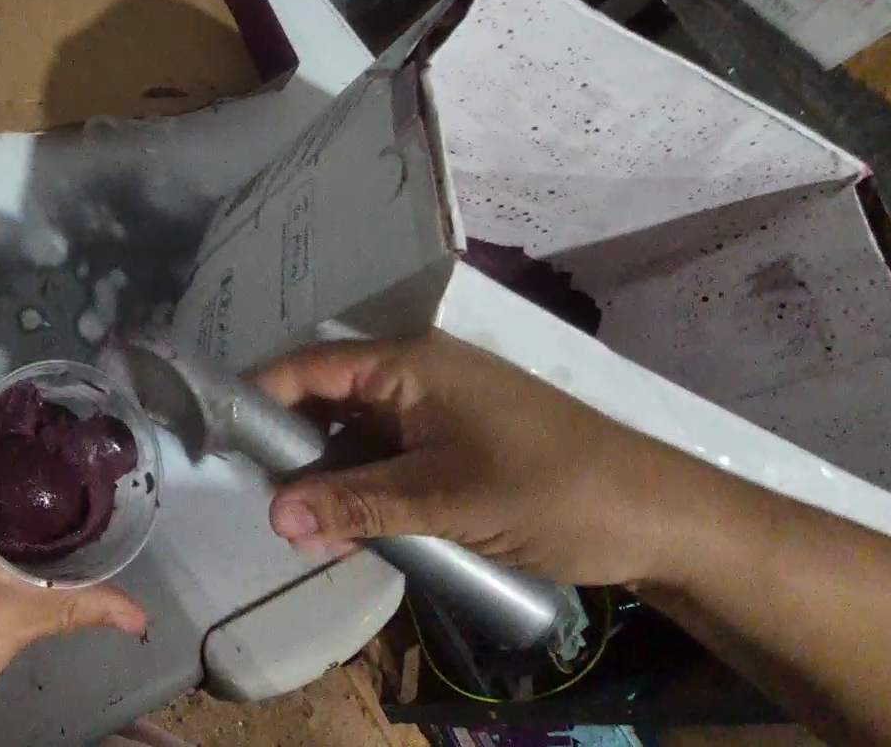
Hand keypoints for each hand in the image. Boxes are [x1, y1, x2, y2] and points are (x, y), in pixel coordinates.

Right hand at [255, 329, 720, 586]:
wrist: (670, 522)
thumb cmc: (555, 491)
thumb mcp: (446, 502)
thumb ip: (356, 506)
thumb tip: (273, 517)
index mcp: (405, 364)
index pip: (308, 367)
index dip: (259, 397)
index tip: (220, 439)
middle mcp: (410, 375)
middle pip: (323, 400)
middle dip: (291, 449)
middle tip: (265, 499)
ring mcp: (430, 408)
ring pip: (351, 433)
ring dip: (327, 476)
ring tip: (304, 525)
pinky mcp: (448, 439)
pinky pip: (382, 453)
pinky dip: (361, 486)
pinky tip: (350, 526)